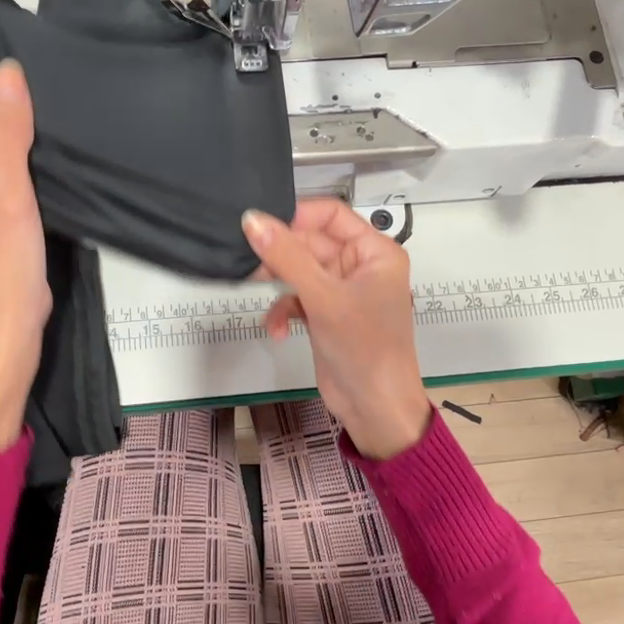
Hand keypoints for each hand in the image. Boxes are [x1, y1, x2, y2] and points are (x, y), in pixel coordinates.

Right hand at [242, 202, 429, 458]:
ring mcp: (342, 292)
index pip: (331, 214)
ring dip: (278, 284)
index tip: (260, 225)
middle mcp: (361, 266)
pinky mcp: (327, 315)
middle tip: (247, 262)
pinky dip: (284, 311)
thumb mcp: (323, 297)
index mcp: (375, 251)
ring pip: (300, 271)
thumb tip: (251, 219)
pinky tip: (275, 331)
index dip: (296, 216)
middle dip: (281, 255)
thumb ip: (286, 256)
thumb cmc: (362, 346)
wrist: (376, 409)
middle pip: (311, 243)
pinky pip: (298, 299)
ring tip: (255, 290)